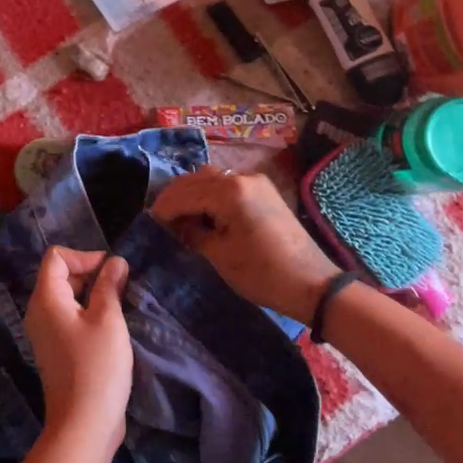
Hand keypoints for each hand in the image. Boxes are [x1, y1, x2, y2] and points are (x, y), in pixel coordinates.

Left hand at [24, 247, 133, 451]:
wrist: (83, 423)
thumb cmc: (97, 366)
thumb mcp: (108, 320)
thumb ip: (109, 286)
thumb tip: (115, 261)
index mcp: (46, 299)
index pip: (56, 257)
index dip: (84, 256)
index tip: (112, 270)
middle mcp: (39, 312)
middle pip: (60, 276)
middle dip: (90, 274)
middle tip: (121, 287)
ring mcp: (46, 333)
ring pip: (67, 298)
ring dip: (93, 295)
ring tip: (120, 305)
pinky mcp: (57, 350)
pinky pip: (69, 319)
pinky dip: (88, 314)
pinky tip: (111, 327)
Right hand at [151, 165, 339, 323]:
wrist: (312, 284)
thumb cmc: (262, 272)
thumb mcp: (219, 255)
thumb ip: (192, 233)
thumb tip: (174, 225)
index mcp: (229, 192)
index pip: (184, 194)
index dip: (164, 208)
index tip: (149, 223)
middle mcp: (241, 178)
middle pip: (196, 179)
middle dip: (176, 197)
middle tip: (161, 219)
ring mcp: (256, 183)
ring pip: (212, 179)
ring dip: (192, 194)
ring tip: (180, 218)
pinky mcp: (264, 192)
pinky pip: (228, 186)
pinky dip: (211, 196)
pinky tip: (204, 214)